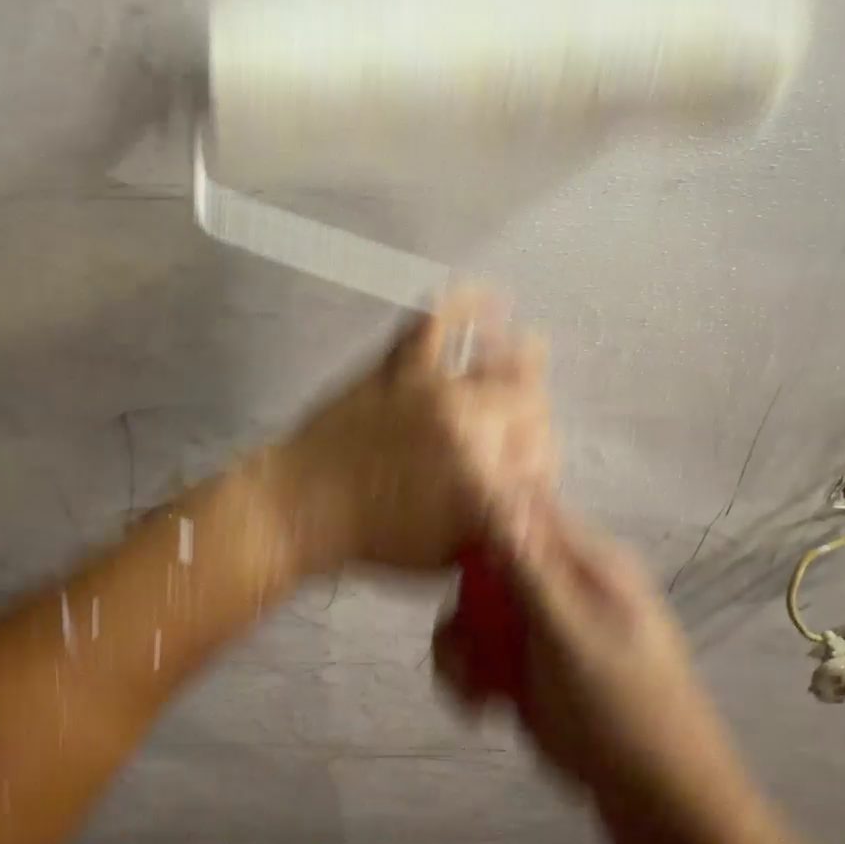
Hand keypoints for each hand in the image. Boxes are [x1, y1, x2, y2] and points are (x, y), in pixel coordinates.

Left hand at [257, 289, 556, 575]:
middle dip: (533, 413)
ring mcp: (434, 393)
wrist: (301, 507)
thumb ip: (491, 523)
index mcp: (488, 480)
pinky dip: (461, 305)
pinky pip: (434, 327)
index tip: (530, 461)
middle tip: (527, 415)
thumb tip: (518, 497)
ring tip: (530, 344)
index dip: (541, 458)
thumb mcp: (445, 551)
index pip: (542, 456)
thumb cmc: (372, 538)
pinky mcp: (399, 369)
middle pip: (529, 406)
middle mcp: (472, 430)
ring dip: (519, 354)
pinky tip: (481, 292)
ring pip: (495, 365)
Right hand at [435, 499, 803, 843]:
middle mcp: (567, 585)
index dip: (478, 514)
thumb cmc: (626, 716)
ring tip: (469, 688)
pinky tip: (478, 704)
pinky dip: (470, 672)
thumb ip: (530, 567)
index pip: (523, 507)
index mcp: (589, 565)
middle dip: (464, 604)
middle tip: (462, 646)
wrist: (664, 810)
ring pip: (477, 608)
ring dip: (462, 646)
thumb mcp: (572, 639)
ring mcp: (549, 626)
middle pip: (488, 563)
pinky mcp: (533, 663)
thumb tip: (496, 490)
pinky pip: (483, 647)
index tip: (444, 547)